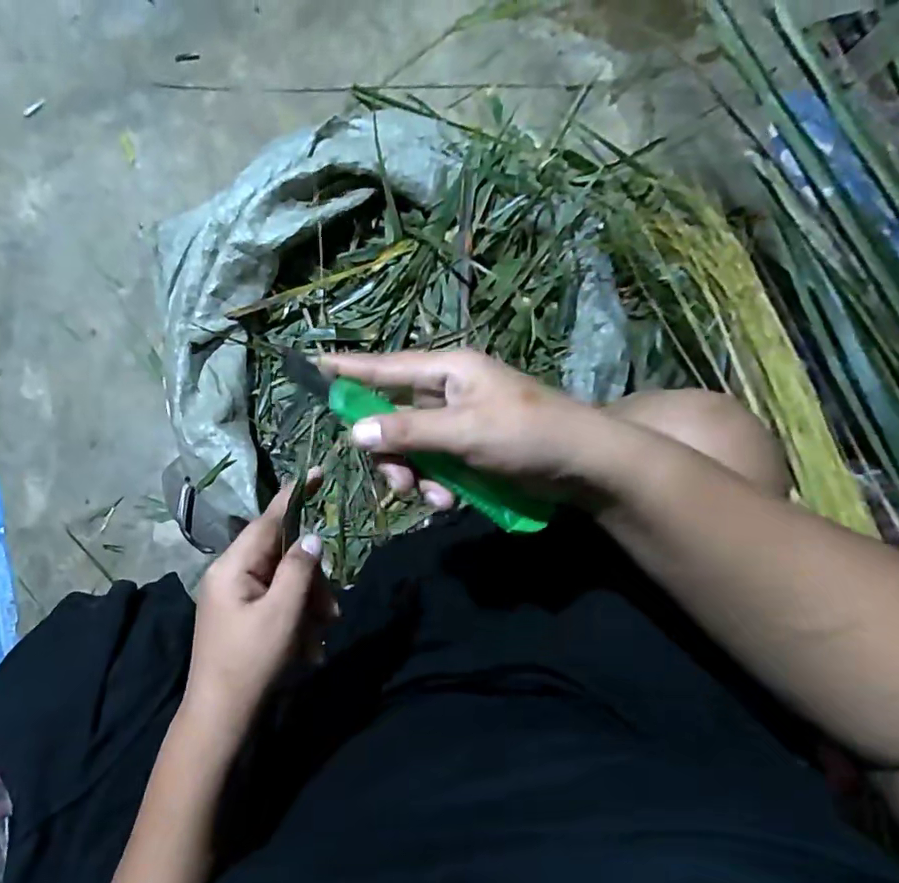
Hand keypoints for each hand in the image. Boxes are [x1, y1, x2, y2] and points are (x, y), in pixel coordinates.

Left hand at [183, 473, 337, 732]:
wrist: (221, 715)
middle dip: (311, 581)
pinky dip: (295, 622)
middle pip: (281, 557)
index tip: (318, 472)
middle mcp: (229, 576)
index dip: (295, 498)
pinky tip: (306, 650)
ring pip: (283, 584)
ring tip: (318, 638)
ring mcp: (233, 599)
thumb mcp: (282, 613)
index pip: (267, 521)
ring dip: (308, 606)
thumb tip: (311, 537)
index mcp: (231, 567)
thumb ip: (299, 571)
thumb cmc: (250, 661)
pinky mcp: (241, 620)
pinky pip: (276, 606)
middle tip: (330, 612)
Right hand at [321, 349, 638, 507]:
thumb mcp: (463, 433)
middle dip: (391, 455)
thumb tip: (355, 432)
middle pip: (391, 418)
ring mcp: (457, 421)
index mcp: (448, 371)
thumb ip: (407, 431)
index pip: (386, 367)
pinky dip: (435, 484)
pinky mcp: (467, 448)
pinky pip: (432, 463)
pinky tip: (449, 502)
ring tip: (436, 500)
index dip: (349, 369)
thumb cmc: (527, 435)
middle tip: (399, 484)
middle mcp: (447, 391)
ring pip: (409, 447)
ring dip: (415, 476)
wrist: (584, 465)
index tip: (314, 364)